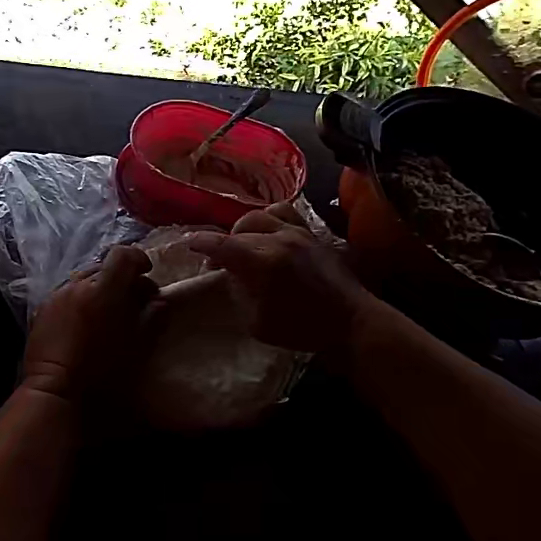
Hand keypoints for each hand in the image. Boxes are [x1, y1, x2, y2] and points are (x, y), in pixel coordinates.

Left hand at [20, 244, 159, 403]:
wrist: (54, 389)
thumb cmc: (101, 371)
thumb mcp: (136, 346)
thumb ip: (152, 318)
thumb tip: (161, 301)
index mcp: (104, 289)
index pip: (122, 255)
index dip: (138, 258)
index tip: (147, 272)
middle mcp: (78, 284)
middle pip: (103, 266)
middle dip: (120, 277)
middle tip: (133, 299)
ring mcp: (56, 295)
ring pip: (82, 279)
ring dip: (98, 288)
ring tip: (106, 311)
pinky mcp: (41, 309)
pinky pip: (65, 293)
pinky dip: (79, 299)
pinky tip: (83, 321)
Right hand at [187, 202, 379, 354]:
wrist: (351, 322)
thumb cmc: (302, 329)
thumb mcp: (257, 322)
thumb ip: (239, 293)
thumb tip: (231, 275)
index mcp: (263, 262)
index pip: (222, 245)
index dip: (201, 243)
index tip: (189, 244)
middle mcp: (279, 239)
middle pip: (239, 228)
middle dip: (224, 242)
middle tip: (220, 260)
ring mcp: (298, 232)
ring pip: (260, 214)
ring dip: (245, 228)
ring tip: (244, 243)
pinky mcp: (312, 233)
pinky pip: (285, 211)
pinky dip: (270, 217)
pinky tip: (269, 232)